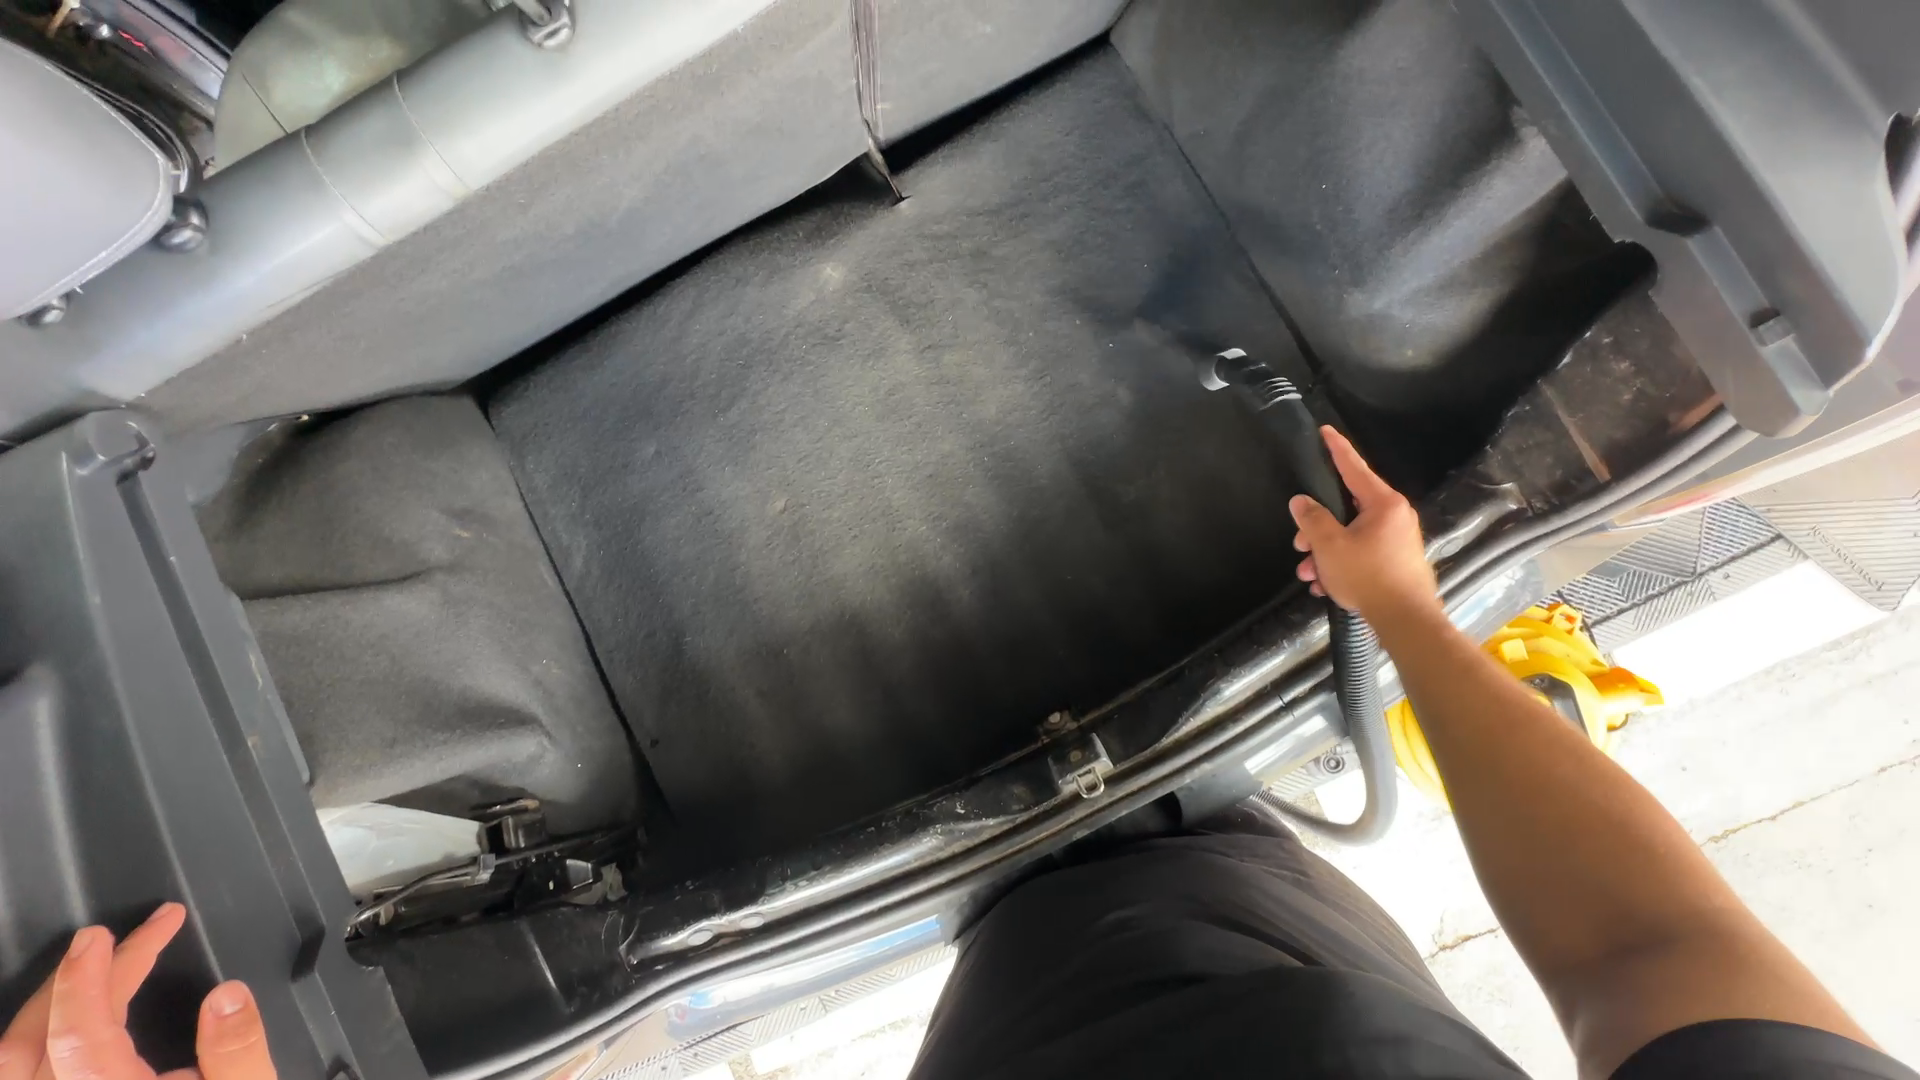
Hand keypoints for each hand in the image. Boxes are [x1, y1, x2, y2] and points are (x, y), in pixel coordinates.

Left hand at [0, 904, 276, 1079]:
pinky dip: (27, 1045)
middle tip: (119, 937)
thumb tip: (225, 992)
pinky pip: (16, 1079)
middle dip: (76, 978)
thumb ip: (238, 1048)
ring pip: (7, 1065)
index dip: (95, 974)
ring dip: (42, 1009)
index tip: (127, 930)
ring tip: (83, 970)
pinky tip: (55, 1027)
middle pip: (32, 1042)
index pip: (80, 1030)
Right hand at [1289, 426, 1436, 619]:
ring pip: (1348, 536)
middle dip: (1316, 529)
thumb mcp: (1329, 545)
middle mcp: (1393, 516)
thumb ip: (1312, 519)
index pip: (1354, 468)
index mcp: (1382, 504)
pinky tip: (1324, 586)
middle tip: (1299, 545)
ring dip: (1323, 553)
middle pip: (1344, 509)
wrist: (1405, 620)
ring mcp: (1396, 540)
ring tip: (1308, 574)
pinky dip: (1338, 565)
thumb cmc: (1367, 576)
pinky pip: (1358, 554)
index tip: (1326, 430)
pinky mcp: (1394, 561)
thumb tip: (1301, 501)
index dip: (1336, 449)